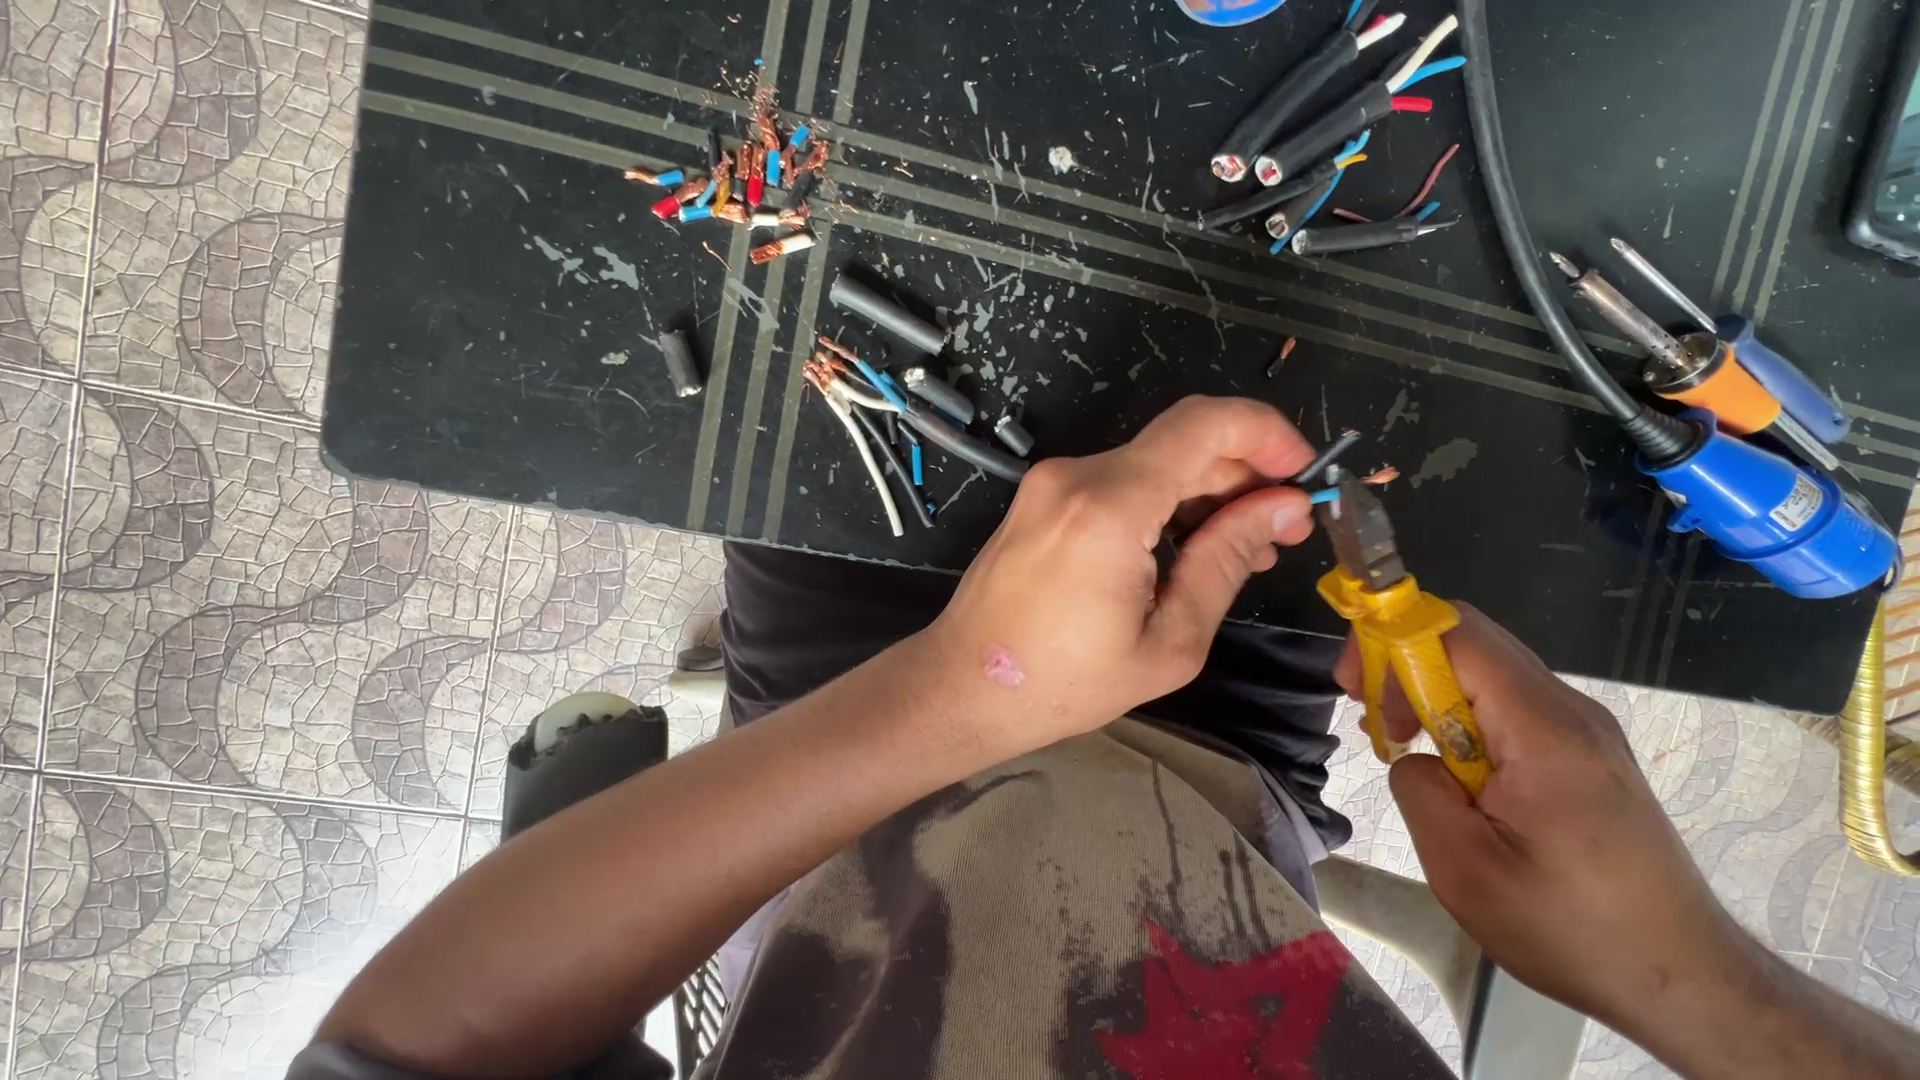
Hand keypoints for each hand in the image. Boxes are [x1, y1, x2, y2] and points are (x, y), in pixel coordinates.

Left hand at [922, 395, 1316, 759]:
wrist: (963, 687)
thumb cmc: (1065, 683)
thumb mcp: (1168, 641)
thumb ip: (1227, 562)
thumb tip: (1283, 507)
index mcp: (1109, 506)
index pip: (1205, 424)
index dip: (1267, 433)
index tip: (1304, 473)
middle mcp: (1076, 475)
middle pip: (1182, 442)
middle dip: (1244, 475)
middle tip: (1284, 530)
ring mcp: (1051, 482)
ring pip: (1152, 462)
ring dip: (1206, 493)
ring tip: (1243, 550)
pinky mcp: (1042, 498)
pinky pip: (1119, 482)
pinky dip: (1163, 503)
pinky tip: (1189, 547)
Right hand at [1337, 606, 1751, 1032]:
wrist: (1686, 981)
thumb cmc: (1571, 929)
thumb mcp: (1464, 869)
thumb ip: (1419, 789)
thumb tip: (1414, 757)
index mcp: (1543, 731)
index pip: (1458, 633)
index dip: (1391, 639)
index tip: (1355, 687)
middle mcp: (1570, 712)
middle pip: (1471, 639)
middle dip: (1402, 659)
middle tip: (1373, 716)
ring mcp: (1583, 729)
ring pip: (1487, 669)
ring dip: (1429, 689)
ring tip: (1403, 744)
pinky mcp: (1584, 751)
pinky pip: (1507, 701)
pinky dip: (1460, 712)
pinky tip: (1448, 765)